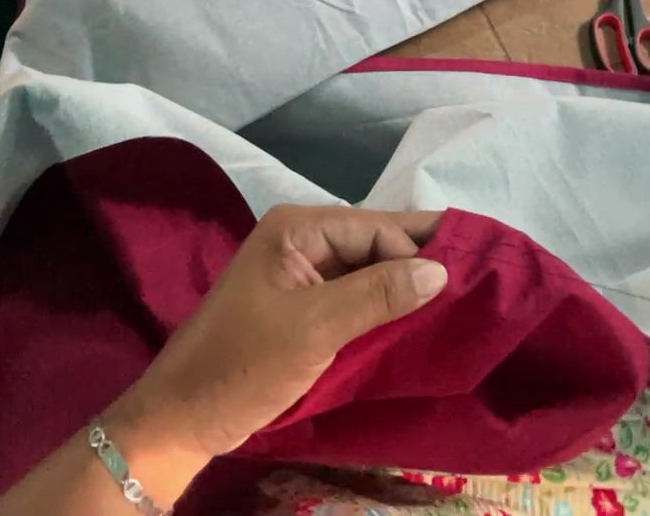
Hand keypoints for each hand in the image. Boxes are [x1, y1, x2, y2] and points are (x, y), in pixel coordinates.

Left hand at [114, 204, 446, 449]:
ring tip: (451, 298)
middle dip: (414, 261)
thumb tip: (440, 269)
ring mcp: (300, 272)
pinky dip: (382, 304)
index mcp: (297, 229)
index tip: (449, 288)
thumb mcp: (314, 330)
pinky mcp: (302, 303)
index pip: (374, 227)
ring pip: (366, 268)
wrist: (178, 421)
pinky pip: (354, 293)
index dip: (413, 252)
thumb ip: (377, 295)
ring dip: (401, 284)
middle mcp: (301, 239)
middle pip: (373, 241)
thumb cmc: (240, 366)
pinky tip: (412, 316)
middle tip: (470, 278)